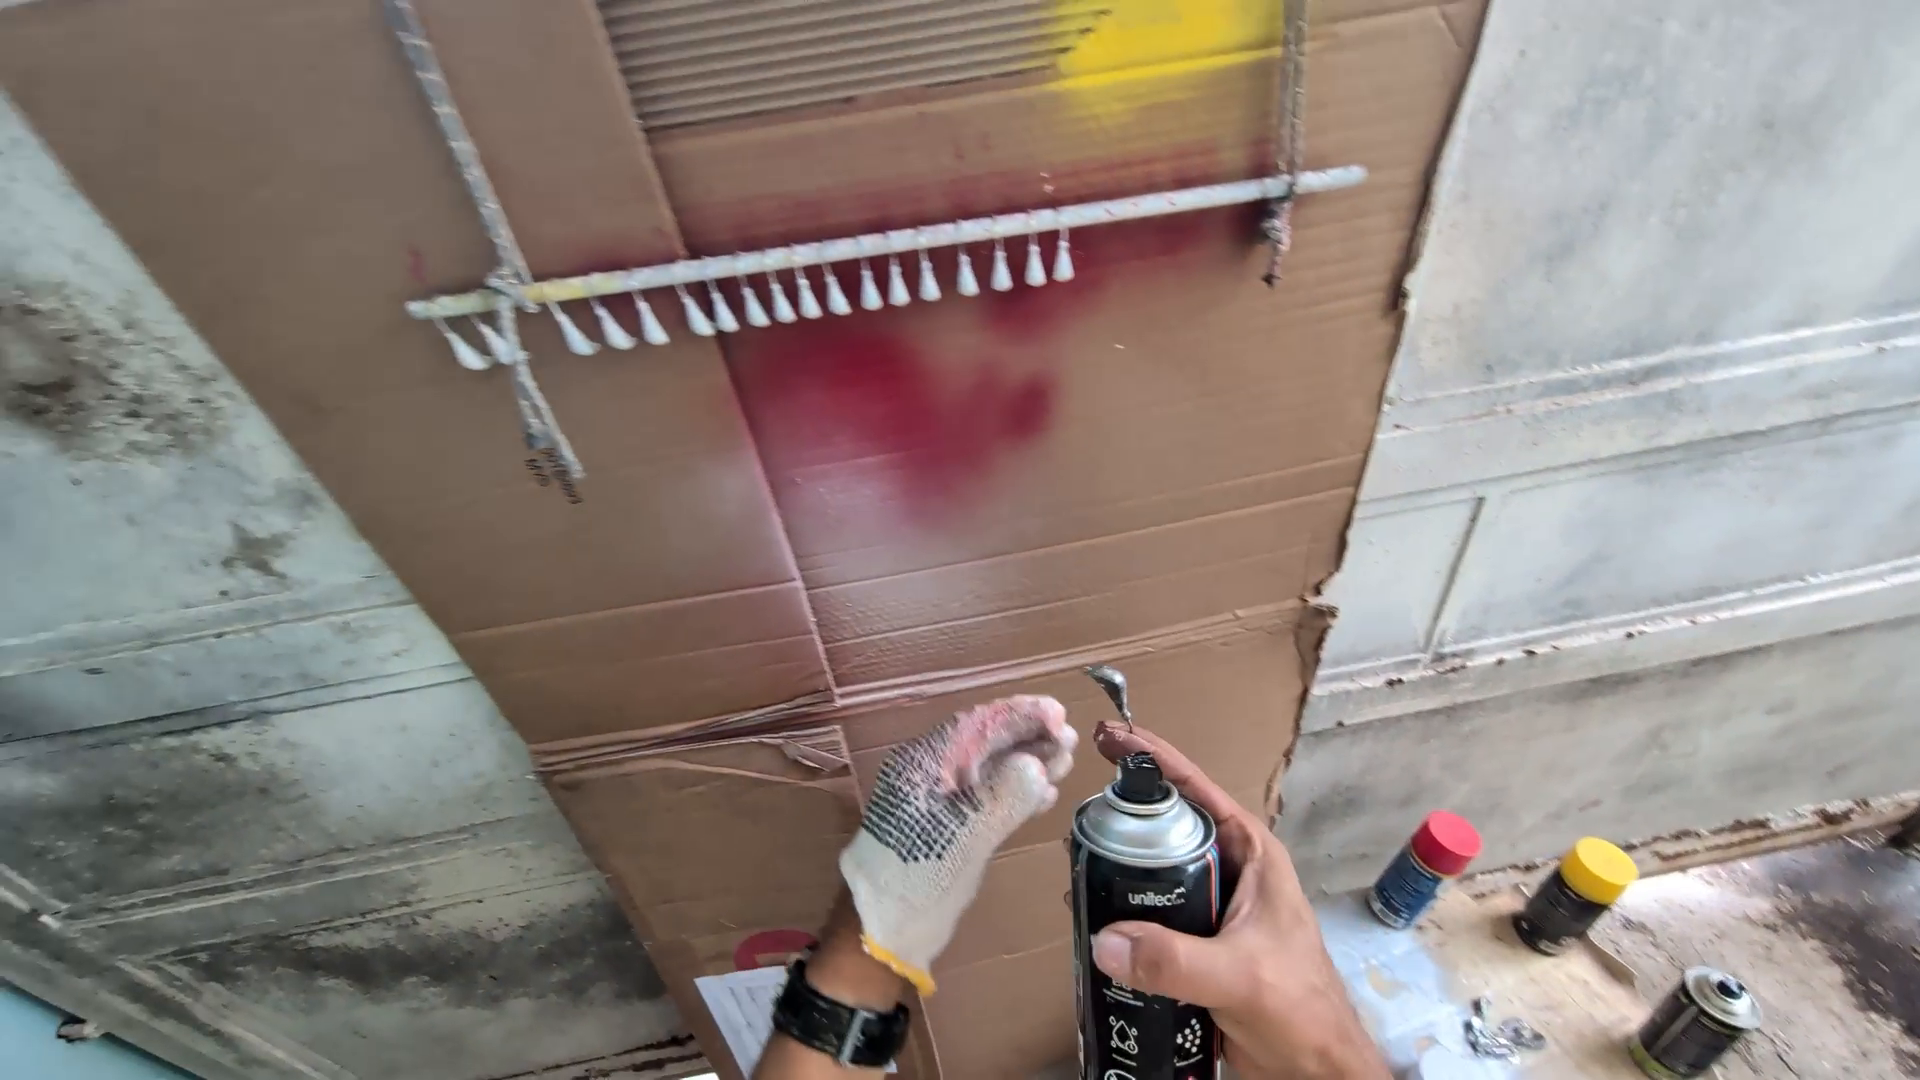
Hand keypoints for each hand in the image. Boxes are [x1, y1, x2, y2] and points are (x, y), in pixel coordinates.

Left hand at [839, 696, 1076, 995]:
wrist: (880, 935)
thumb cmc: (914, 882)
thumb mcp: (961, 838)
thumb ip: (1000, 798)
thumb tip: (1037, 764)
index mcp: (923, 764)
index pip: (976, 724)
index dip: (1019, 714)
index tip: (1059, 713)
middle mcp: (931, 773)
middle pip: (986, 742)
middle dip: (1029, 736)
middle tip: (1071, 738)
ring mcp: (940, 799)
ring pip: (991, 768)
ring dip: (1029, 762)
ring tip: (1066, 759)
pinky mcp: (950, 825)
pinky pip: (989, 795)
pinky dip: (1018, 791)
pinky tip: (1046, 792)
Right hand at [1088, 722, 1388, 1079]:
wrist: (1318, 1075)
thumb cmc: (1300, 1011)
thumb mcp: (1240, 977)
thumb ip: (1174, 959)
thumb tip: (1103, 939)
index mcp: (1250, 852)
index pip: (1194, 787)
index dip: (1151, 757)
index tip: (1108, 736)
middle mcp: (1227, 867)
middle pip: (1165, 825)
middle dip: (1122, 815)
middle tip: (1078, 814)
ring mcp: (1210, 903)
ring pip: (1153, 866)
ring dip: (1116, 863)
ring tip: (1074, 864)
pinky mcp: (1194, 939)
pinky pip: (1149, 908)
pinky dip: (1120, 905)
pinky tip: (1089, 912)